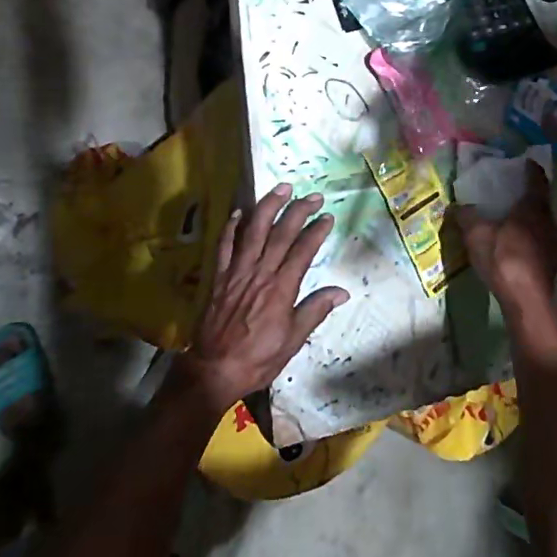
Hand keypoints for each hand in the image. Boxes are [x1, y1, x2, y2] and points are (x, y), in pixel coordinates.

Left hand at [172, 183, 349, 412]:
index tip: (327, 217)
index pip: (303, 250)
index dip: (316, 231)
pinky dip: (232, 226)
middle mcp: (260, 272)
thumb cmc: (258, 358)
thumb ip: (315, 311)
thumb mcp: (293, 340)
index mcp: (281, 288)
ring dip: (268, 206)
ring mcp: (237, 271)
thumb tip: (341, 292)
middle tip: (313, 196)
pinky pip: (225, 244)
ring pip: (254, 230)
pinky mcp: (219, 276)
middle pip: (281, 233)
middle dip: (298, 210)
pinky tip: (239, 212)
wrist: (214, 368)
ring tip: (281, 188)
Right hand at [454, 164, 556, 312]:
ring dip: (527, 217)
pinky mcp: (550, 262)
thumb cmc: (503, 257)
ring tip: (508, 216)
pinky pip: (539, 239)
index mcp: (533, 207)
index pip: (536, 179)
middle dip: (526, 193)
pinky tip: (513, 243)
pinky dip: (527, 235)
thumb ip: (466, 216)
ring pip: (541, 221)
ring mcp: (552, 243)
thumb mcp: (475, 233)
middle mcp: (548, 221)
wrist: (526, 300)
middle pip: (540, 200)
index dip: (530, 169)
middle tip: (509, 189)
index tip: (522, 162)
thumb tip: (457, 206)